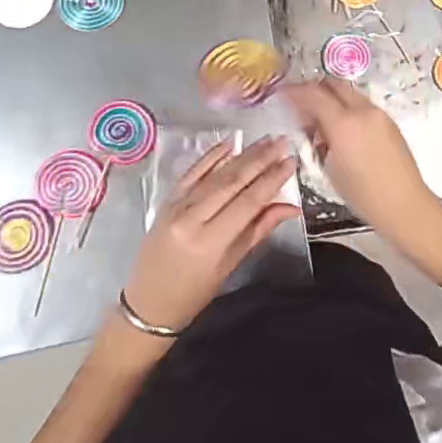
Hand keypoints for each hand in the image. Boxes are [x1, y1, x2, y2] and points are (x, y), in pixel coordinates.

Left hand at [122, 137, 299, 331]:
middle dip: (259, 160)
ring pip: (213, 175)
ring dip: (241, 155)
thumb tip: (291, 207)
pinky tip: (229, 145)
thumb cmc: (195, 292)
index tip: (290, 162)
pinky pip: (191, 174)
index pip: (247, 202)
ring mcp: (176, 207)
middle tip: (281, 142)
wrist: (150, 301)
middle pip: (231, 182)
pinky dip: (210, 157)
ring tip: (264, 141)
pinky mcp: (166, 201)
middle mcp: (191, 219)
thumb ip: (259, 229)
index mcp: (210, 241)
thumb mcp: (230, 264)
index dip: (271, 180)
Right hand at [281, 79, 441, 238]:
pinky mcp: (389, 122)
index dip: (294, 91)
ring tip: (319, 121)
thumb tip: (312, 125)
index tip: (282, 93)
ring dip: (330, 98)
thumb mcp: (329, 168)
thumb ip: (319, 139)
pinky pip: (361, 105)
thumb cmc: (363, 194)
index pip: (313, 94)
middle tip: (299, 103)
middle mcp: (363, 111)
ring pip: (348, 93)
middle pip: (333, 84)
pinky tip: (340, 130)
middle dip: (313, 89)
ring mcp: (379, 114)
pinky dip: (346, 109)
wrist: (405, 205)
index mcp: (344, 123)